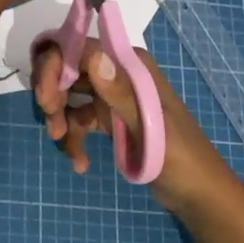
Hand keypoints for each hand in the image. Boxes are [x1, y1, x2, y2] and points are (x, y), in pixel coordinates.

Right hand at [33, 39, 228, 207]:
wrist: (197, 193)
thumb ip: (120, 94)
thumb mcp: (149, 128)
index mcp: (131, 66)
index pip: (80, 48)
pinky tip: (80, 163)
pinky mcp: (108, 119)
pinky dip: (72, 140)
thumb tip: (94, 56)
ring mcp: (112, 97)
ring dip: (58, 118)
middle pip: (67, 68)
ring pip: (67, 95)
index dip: (55, 66)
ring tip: (61, 142)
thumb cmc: (181, 158)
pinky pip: (76, 120)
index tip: (46, 99)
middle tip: (50, 120)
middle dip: (52, 92)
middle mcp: (118, 74)